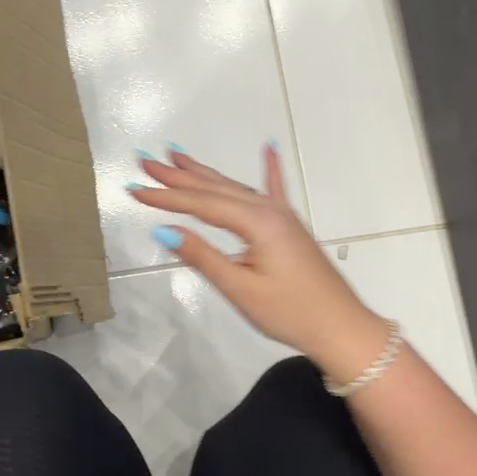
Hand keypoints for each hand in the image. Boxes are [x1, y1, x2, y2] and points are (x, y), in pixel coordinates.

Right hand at [130, 146, 386, 364]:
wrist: (342, 328)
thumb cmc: (291, 313)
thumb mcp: (241, 289)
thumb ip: (203, 257)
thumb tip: (164, 231)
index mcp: (257, 224)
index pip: (201, 205)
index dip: (166, 198)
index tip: (134, 190)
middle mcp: (269, 211)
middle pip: (215, 189)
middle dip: (178, 175)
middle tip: (146, 160)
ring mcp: (282, 216)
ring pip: (235, 187)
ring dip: (204, 173)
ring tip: (178, 156)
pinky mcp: (290, 226)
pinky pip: (274, 190)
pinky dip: (269, 168)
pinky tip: (269, 147)